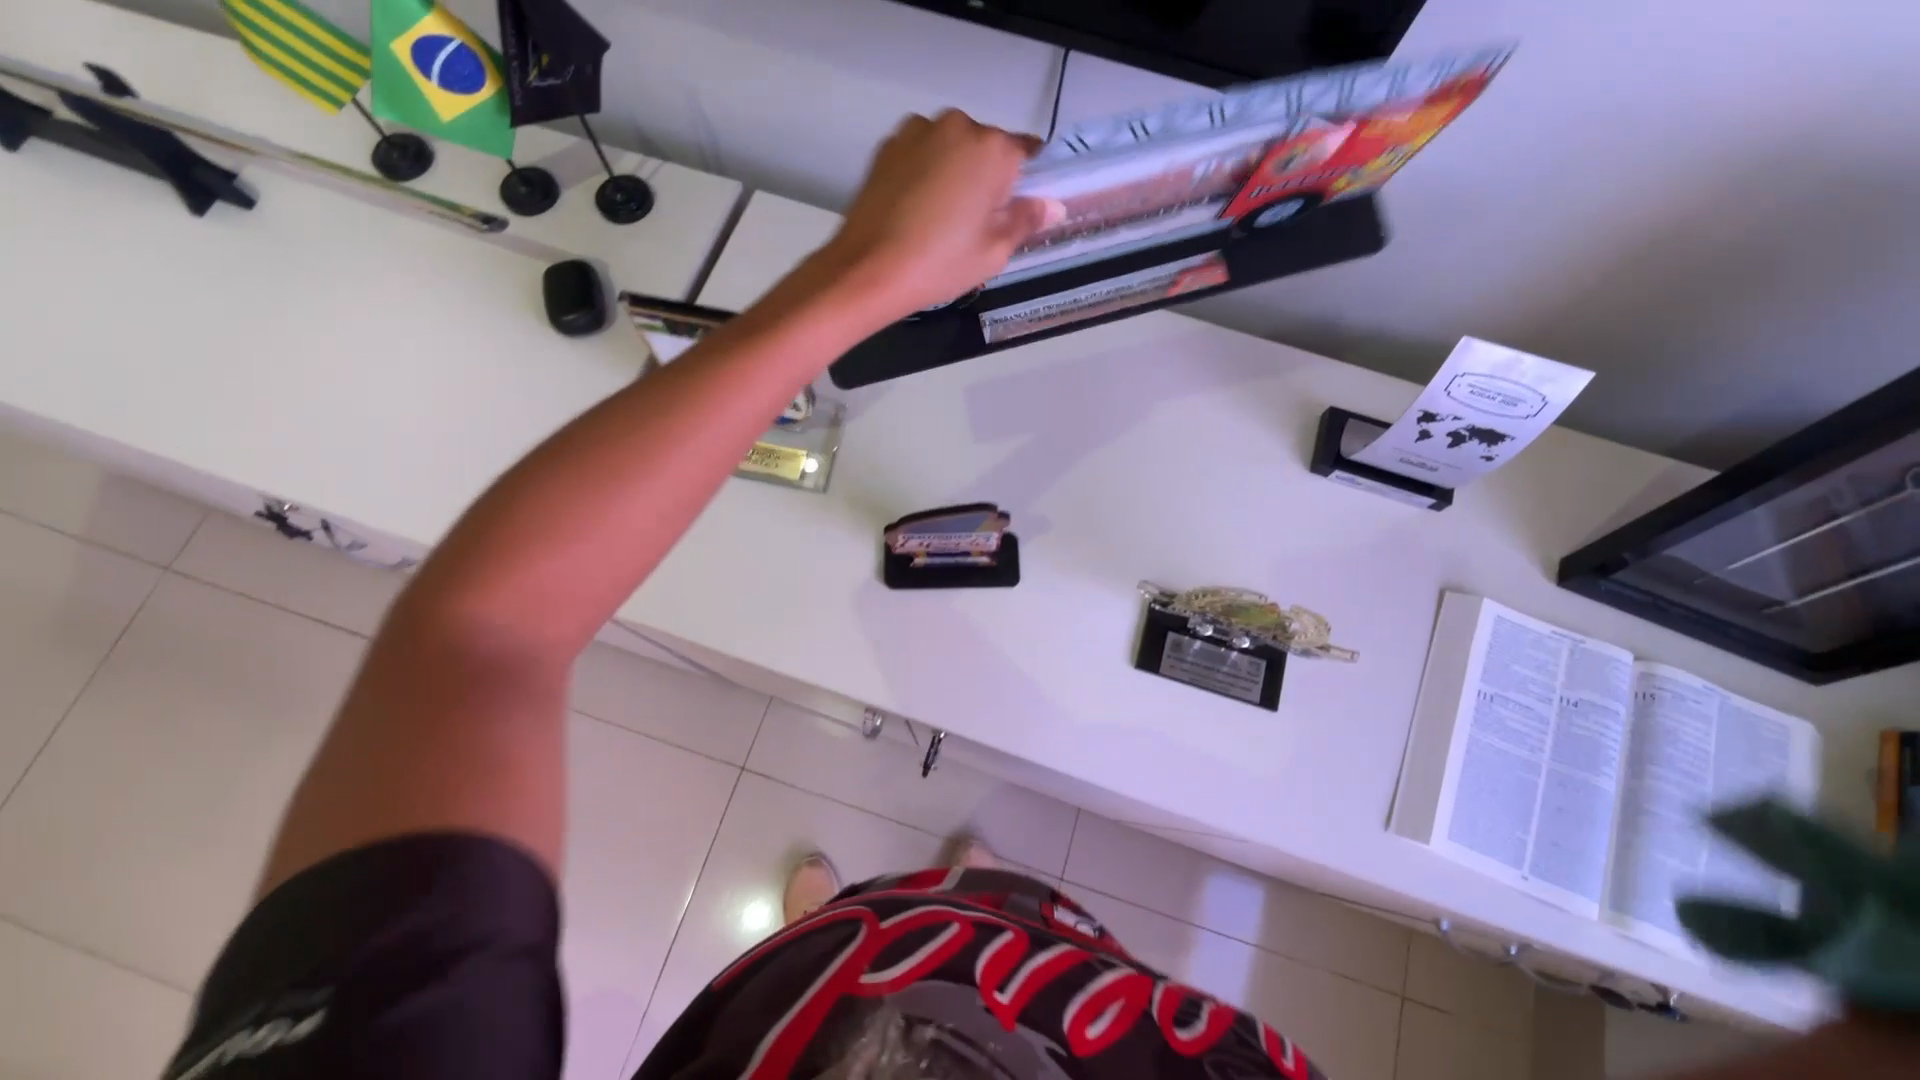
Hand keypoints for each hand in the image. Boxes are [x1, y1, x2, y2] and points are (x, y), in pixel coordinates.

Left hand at [817, 109, 1062, 323]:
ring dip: (954, 171)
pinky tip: (916, 210)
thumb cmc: (940, 263)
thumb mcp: (994, 251)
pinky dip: (925, 173)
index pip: (1028, 152)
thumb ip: (1026, 219)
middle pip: (987, 147)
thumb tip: (1052, 205)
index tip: (1017, 208)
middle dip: (987, 176)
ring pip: (952, 148)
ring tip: (941, 217)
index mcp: (992, 147)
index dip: (1027, 181)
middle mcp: (956, 125)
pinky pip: (921, 154)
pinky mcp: (887, 146)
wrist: (866, 270)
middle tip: (975, 222)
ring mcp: (916, 131)